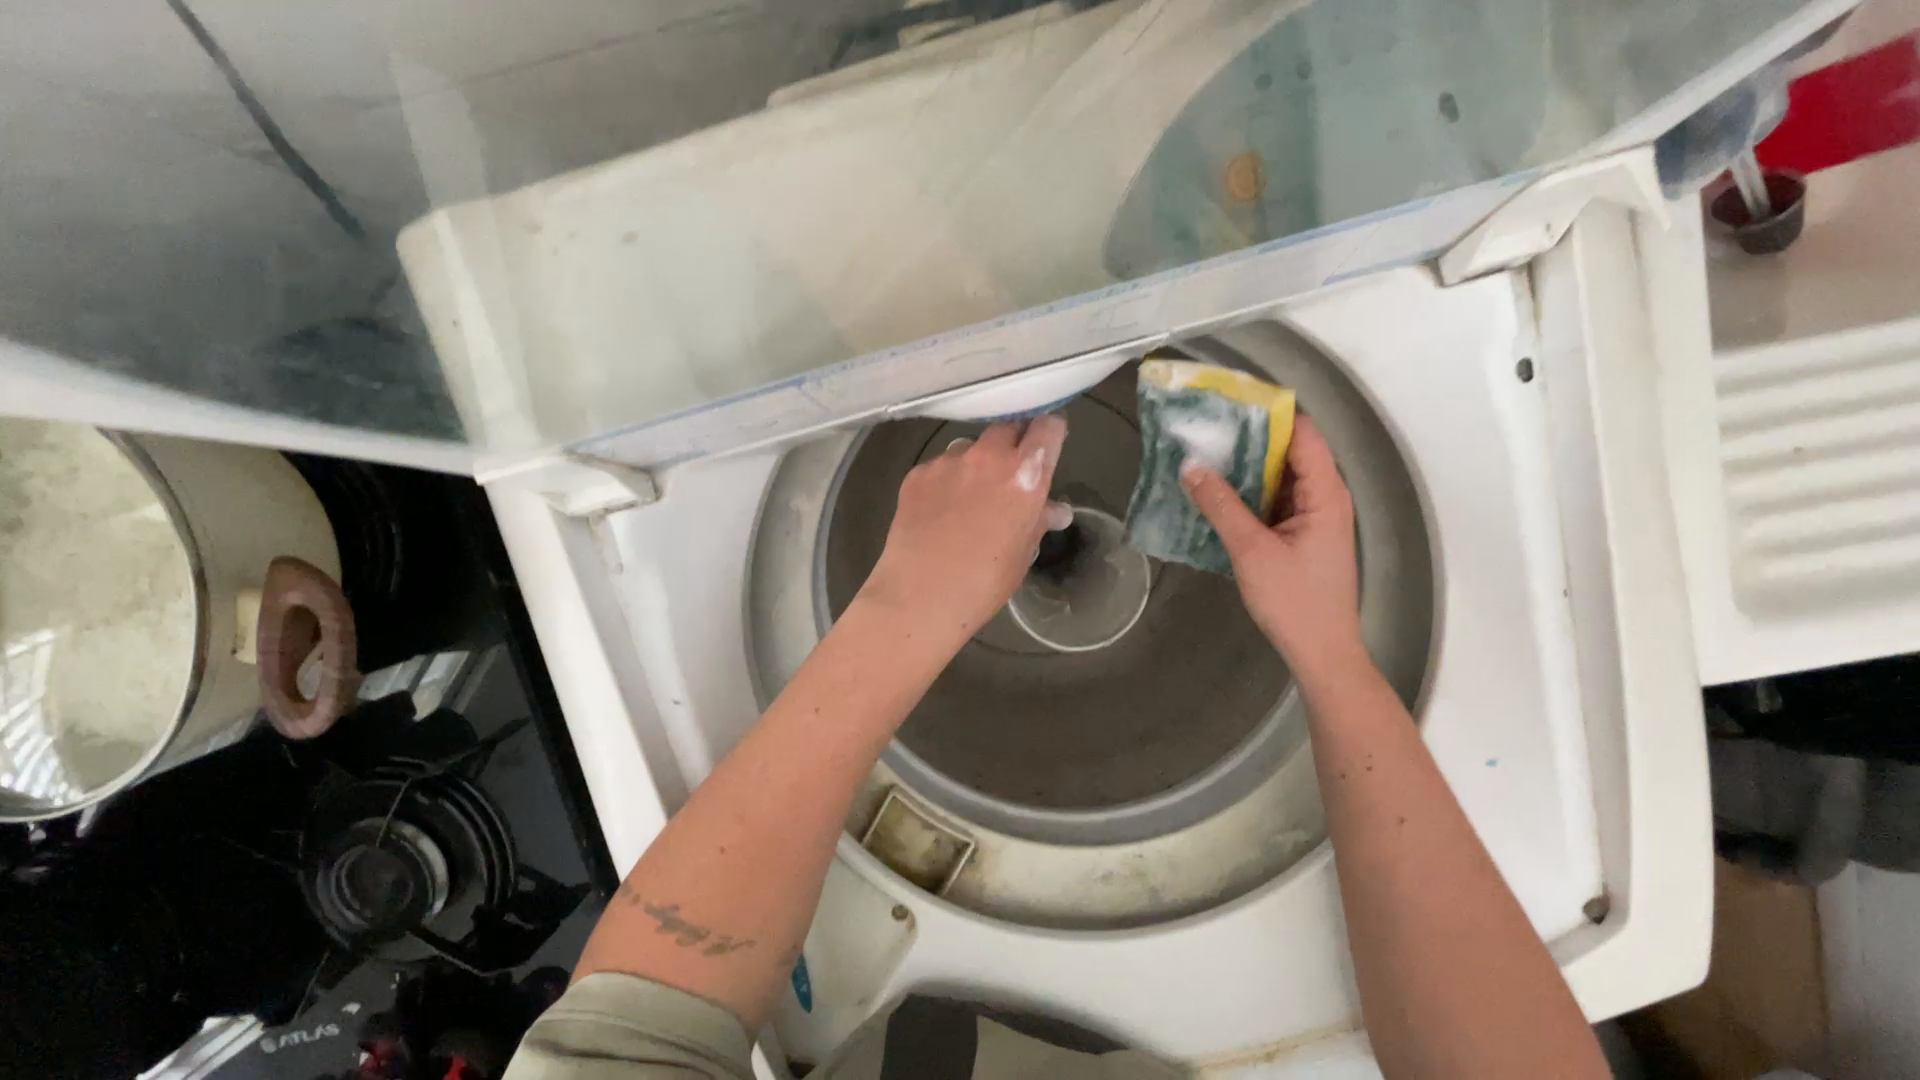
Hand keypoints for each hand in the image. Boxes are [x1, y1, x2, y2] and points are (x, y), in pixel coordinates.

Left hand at [858, 414, 1072, 651]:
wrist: (922, 595)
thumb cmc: (985, 582)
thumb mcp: (1022, 552)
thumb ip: (1038, 520)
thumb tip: (1056, 511)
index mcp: (1025, 475)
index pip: (1047, 428)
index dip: (1050, 431)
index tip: (1048, 441)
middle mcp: (988, 457)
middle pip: (1008, 426)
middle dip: (1014, 440)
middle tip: (1012, 468)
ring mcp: (948, 462)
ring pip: (970, 445)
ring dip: (977, 459)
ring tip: (971, 492)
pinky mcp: (917, 473)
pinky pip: (939, 466)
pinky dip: (946, 479)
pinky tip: (940, 508)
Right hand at [1180, 416, 1363, 679]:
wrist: (1321, 652)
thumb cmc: (1294, 601)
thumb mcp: (1251, 550)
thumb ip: (1221, 505)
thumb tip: (1191, 465)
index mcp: (1326, 493)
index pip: (1303, 433)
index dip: (1270, 413)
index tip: (1230, 403)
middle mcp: (1325, 498)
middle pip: (1290, 451)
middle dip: (1250, 438)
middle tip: (1206, 428)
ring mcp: (1314, 517)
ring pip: (1279, 477)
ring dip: (1246, 468)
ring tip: (1203, 454)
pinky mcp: (1301, 535)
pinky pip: (1274, 501)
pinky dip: (1249, 494)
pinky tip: (1216, 493)